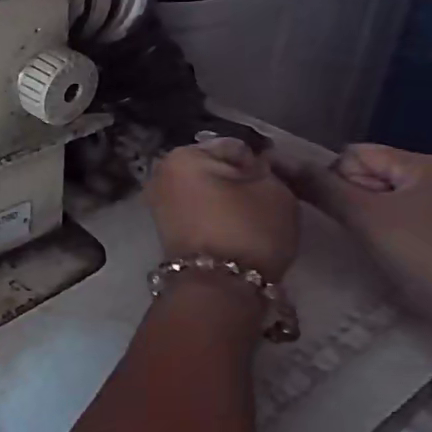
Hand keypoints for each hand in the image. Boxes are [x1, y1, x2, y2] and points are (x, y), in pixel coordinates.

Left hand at [146, 137, 298, 281]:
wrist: (218, 285)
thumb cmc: (248, 229)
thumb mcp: (274, 189)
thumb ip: (265, 168)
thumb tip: (253, 162)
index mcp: (181, 156)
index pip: (235, 147)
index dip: (260, 165)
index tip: (275, 186)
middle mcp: (160, 173)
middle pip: (214, 167)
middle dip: (239, 180)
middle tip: (263, 203)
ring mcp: (157, 200)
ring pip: (205, 189)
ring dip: (226, 198)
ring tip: (249, 219)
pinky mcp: (163, 226)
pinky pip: (196, 208)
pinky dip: (214, 214)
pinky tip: (232, 229)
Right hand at [276, 143, 431, 337]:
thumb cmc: (426, 256)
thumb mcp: (365, 217)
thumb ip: (319, 186)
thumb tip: (273, 158)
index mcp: (427, 165)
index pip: (354, 154)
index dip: (333, 177)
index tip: (334, 210)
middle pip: (367, 176)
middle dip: (348, 199)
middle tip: (352, 229)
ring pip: (380, 202)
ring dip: (362, 219)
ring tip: (367, 244)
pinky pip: (398, 222)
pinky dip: (383, 235)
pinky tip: (386, 256)